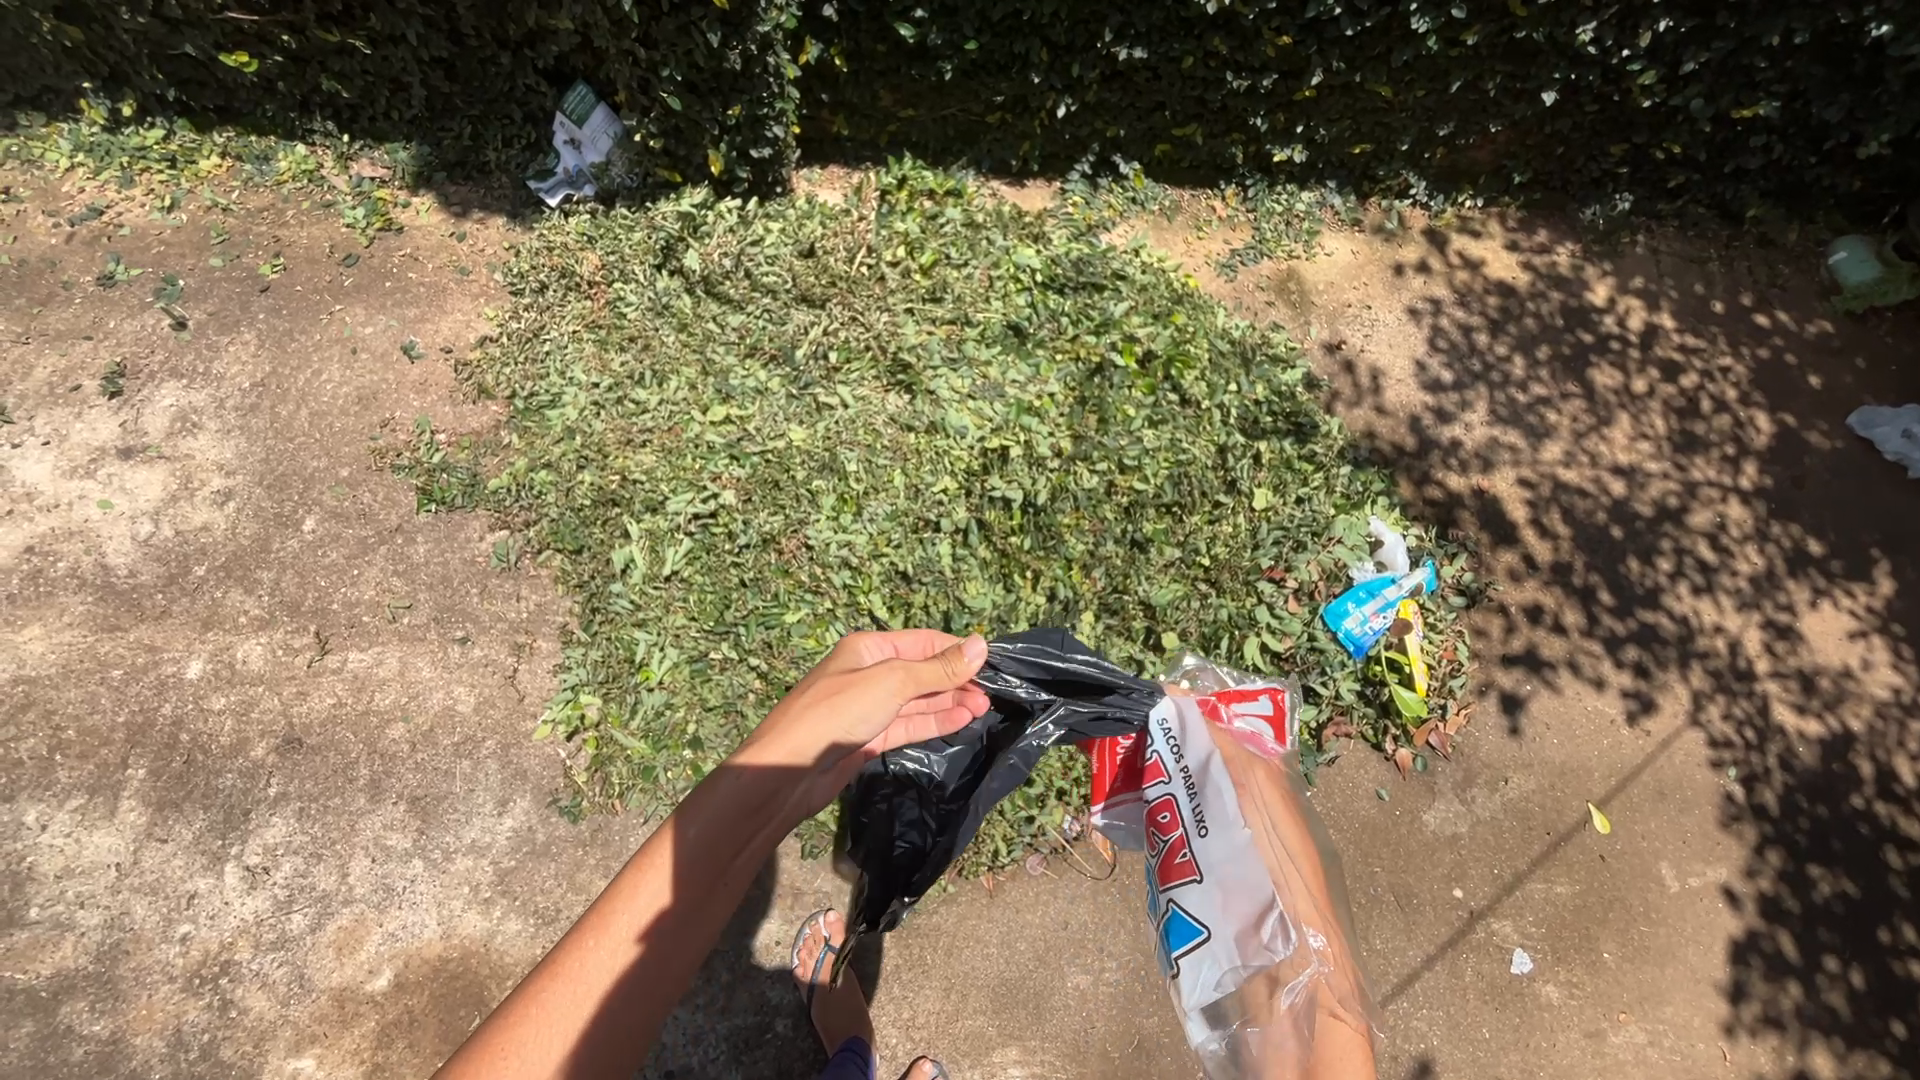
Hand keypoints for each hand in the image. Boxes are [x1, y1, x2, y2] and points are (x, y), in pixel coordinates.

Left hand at [739, 630, 990, 811]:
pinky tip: (962, 720)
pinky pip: (911, 725)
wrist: (789, 770)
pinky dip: (936, 722)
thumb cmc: (838, 712)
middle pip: (923, 671)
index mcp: (869, 649)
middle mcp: (871, 674)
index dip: (957, 650)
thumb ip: (937, 668)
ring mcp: (871, 707)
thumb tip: (981, 645)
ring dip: (950, 702)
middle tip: (993, 693)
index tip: (992, 662)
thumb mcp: (892, 682)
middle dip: (956, 679)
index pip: (923, 641)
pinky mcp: (873, 737)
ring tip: (984, 708)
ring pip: (919, 700)